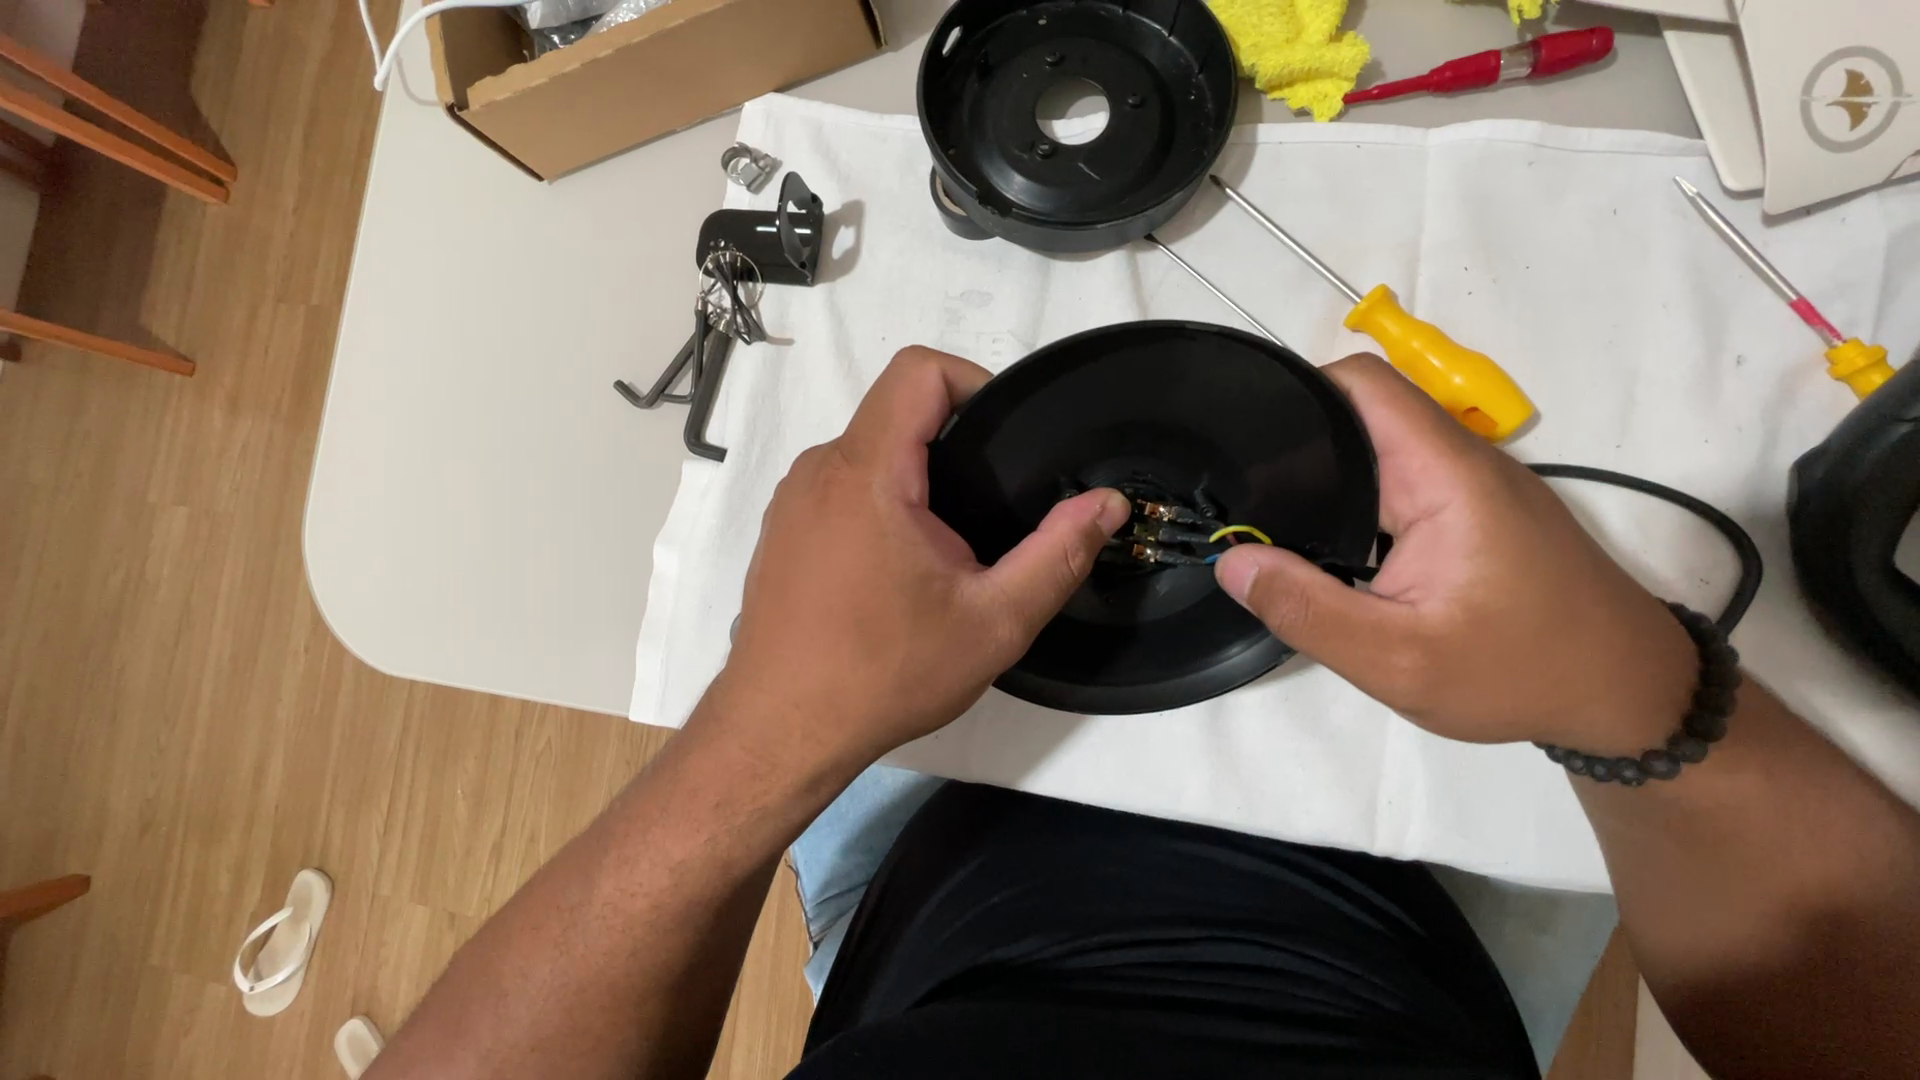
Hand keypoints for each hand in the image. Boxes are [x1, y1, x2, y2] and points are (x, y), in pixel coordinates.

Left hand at [702, 347, 1130, 768]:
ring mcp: (791, 502)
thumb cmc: (884, 675)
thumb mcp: (993, 623)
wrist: (781, 730)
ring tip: (951, 548)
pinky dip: (880, 505)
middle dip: (953, 444)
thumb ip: (1058, 555)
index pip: (918, 371)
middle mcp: (820, 471)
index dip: (973, 382)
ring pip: (868, 454)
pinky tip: (898, 570)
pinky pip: (840, 489)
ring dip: (916, 480)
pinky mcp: (781, 532)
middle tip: (993, 508)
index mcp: (868, 473)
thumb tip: (1107, 504)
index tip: (1006, 436)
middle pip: (896, 413)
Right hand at [1214, 354, 1695, 754]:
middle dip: (1292, 437)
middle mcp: (1457, 461)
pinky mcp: (1469, 509)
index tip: (1240, 435)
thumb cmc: (1520, 673)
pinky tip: (1318, 539)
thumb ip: (1307, 611)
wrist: (1628, 697)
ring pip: (1374, 447)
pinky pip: (1392, 478)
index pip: (1362, 386)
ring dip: (1319, 470)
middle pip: (1360, 411)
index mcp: (1444, 475)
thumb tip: (1233, 561)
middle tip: (1234, 491)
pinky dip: (1347, 495)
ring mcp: (1467, 484)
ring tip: (1263, 514)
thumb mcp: (1397, 661)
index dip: (1295, 391)